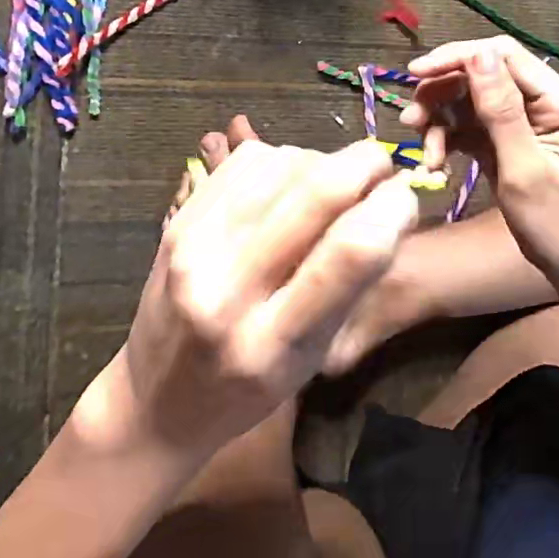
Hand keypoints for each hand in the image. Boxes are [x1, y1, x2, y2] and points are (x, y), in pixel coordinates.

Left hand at [74, 135, 417, 465]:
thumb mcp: (312, 357)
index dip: (391, 207)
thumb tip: (390, 199)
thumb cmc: (248, 390)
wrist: (154, 401)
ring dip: (323, 159)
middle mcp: (227, 290)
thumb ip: (351, 283)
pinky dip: (283, 156)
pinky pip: (247, 159)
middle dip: (364, 162)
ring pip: (281, 163)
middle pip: (315, 192)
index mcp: (274, 343)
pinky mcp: (177, 220)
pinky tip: (291, 180)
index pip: (349, 251)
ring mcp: (193, 248)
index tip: (404, 198)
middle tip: (381, 164)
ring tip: (333, 180)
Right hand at [402, 37, 558, 291]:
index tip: (415, 75)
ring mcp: (523, 125)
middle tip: (411, 121)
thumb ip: (502, 110)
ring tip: (423, 152)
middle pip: (482, 76)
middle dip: (442, 93)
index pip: (503, 56)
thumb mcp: (526, 169)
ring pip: (470, 103)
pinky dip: (449, 141)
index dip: (457, 57)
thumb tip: (478, 54)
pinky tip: (436, 164)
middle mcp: (542, 104)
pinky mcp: (507, 146)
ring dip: (441, 121)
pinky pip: (470, 129)